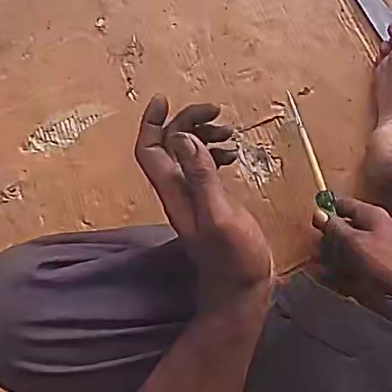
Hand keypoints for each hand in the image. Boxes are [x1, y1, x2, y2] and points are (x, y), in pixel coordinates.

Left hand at [136, 96, 272, 312]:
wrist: (242, 292)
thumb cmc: (233, 259)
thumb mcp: (219, 215)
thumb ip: (201, 176)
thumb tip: (181, 136)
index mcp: (175, 191)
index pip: (149, 150)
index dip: (151, 123)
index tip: (164, 99)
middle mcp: (179, 191)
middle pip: (169, 145)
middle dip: (187, 122)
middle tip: (216, 113)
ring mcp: (194, 198)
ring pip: (187, 154)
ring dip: (203, 136)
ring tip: (228, 132)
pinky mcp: (211, 203)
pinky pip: (204, 167)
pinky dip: (215, 153)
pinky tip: (231, 154)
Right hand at [315, 196, 391, 299]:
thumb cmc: (385, 261)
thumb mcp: (355, 243)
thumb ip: (336, 228)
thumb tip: (318, 212)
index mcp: (371, 214)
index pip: (343, 204)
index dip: (327, 211)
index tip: (312, 223)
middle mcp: (375, 225)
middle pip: (346, 224)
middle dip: (328, 237)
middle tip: (314, 250)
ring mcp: (379, 243)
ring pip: (350, 243)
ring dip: (334, 253)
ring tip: (319, 265)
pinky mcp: (381, 261)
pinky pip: (357, 259)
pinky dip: (345, 265)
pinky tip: (335, 276)